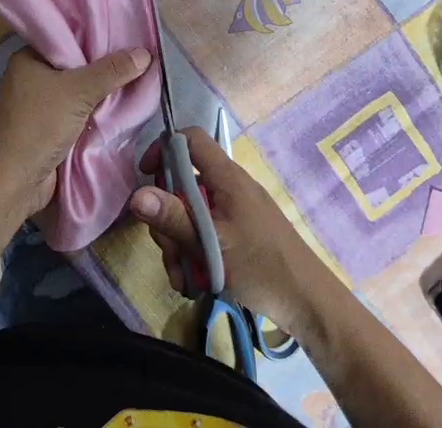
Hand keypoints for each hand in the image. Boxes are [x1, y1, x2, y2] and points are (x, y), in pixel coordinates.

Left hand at [0, 47, 149, 215]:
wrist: (12, 184)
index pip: (69, 36)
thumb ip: (111, 71)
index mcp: (30, 58)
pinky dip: (100, 111)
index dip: (99, 34)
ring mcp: (43, 104)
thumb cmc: (37, 127)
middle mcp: (34, 77)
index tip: (130, 31)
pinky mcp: (52, 128)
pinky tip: (127, 104)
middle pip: (79, 64)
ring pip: (82, 90)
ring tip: (142, 75)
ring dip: (106, 91)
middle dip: (107, 64)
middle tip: (143, 54)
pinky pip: (82, 112)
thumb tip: (146, 53)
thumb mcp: (77, 92)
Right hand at [130, 128, 331, 333]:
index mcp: (226, 177)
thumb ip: (173, 218)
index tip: (146, 176)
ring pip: (188, 216)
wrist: (306, 301)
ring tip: (184, 278)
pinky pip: (202, 236)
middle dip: (168, 220)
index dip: (164, 149)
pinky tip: (194, 283)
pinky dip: (193, 257)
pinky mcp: (235, 235)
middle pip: (181, 185)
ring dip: (178, 247)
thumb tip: (135, 194)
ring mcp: (231, 212)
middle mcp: (227, 188)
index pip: (190, 139)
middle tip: (171, 251)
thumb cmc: (261, 265)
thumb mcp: (211, 244)